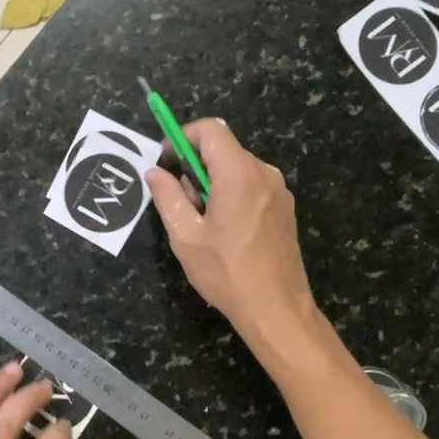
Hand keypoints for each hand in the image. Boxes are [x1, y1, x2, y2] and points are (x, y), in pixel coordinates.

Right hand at [146, 119, 318, 338]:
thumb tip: (154, 172)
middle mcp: (263, 173)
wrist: (276, 309)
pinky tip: (222, 230)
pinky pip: (250, 186)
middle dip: (194, 166)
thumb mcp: (186, 236)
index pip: (210, 130)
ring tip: (199, 222)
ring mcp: (278, 190)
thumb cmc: (227, 272)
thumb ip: (168, 197)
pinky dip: (230, 194)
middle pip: (223, 149)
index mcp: (239, 173)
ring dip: (211, 183)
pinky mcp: (283, 208)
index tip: (165, 161)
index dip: (182, 137)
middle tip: (178, 201)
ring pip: (236, 169)